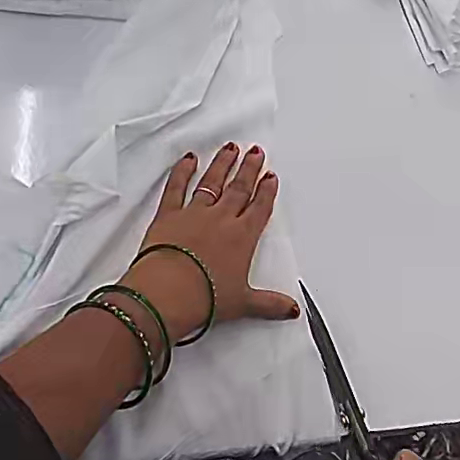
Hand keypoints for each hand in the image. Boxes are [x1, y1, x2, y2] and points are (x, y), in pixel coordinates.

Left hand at [121, 144, 299, 338]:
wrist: (168, 293)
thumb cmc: (205, 298)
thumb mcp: (243, 303)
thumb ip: (269, 304)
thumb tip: (290, 310)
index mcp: (242, 238)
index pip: (259, 208)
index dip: (267, 191)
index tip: (270, 178)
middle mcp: (221, 220)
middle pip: (239, 188)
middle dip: (249, 169)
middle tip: (256, 153)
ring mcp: (194, 214)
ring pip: (212, 181)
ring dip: (222, 164)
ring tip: (230, 149)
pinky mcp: (168, 215)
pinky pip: (177, 187)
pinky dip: (182, 171)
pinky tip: (188, 159)